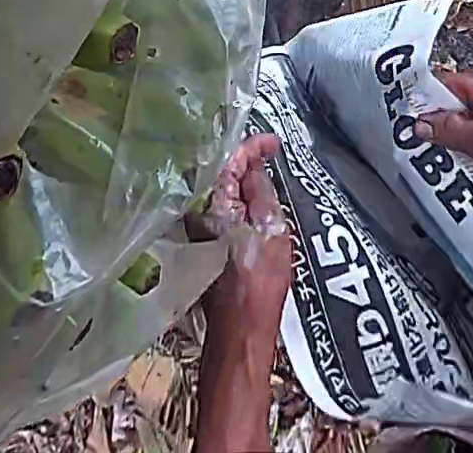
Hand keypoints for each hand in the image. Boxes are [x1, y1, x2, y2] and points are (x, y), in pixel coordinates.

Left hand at [193, 134, 292, 329]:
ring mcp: (199, 224)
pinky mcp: (204, 238)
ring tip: (266, 172)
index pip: (231, 157)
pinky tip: (253, 200)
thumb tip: (255, 167)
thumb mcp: (272, 228)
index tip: (274, 143)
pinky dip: (238, 197)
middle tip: (271, 155)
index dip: (253, 145)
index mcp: (213, 200)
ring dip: (242, 178)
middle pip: (222, 169)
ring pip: (221, 188)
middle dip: (246, 158)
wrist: (240, 328)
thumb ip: (261, 191)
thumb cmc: (259, 280)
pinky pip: (221, 205)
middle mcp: (199, 207)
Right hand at [412, 69, 472, 209]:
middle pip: (459, 99)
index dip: (428, 101)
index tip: (411, 118)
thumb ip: (448, 129)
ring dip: (459, 133)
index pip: (447, 83)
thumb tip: (421, 123)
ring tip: (447, 152)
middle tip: (426, 139)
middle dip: (443, 119)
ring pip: (472, 115)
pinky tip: (470, 157)